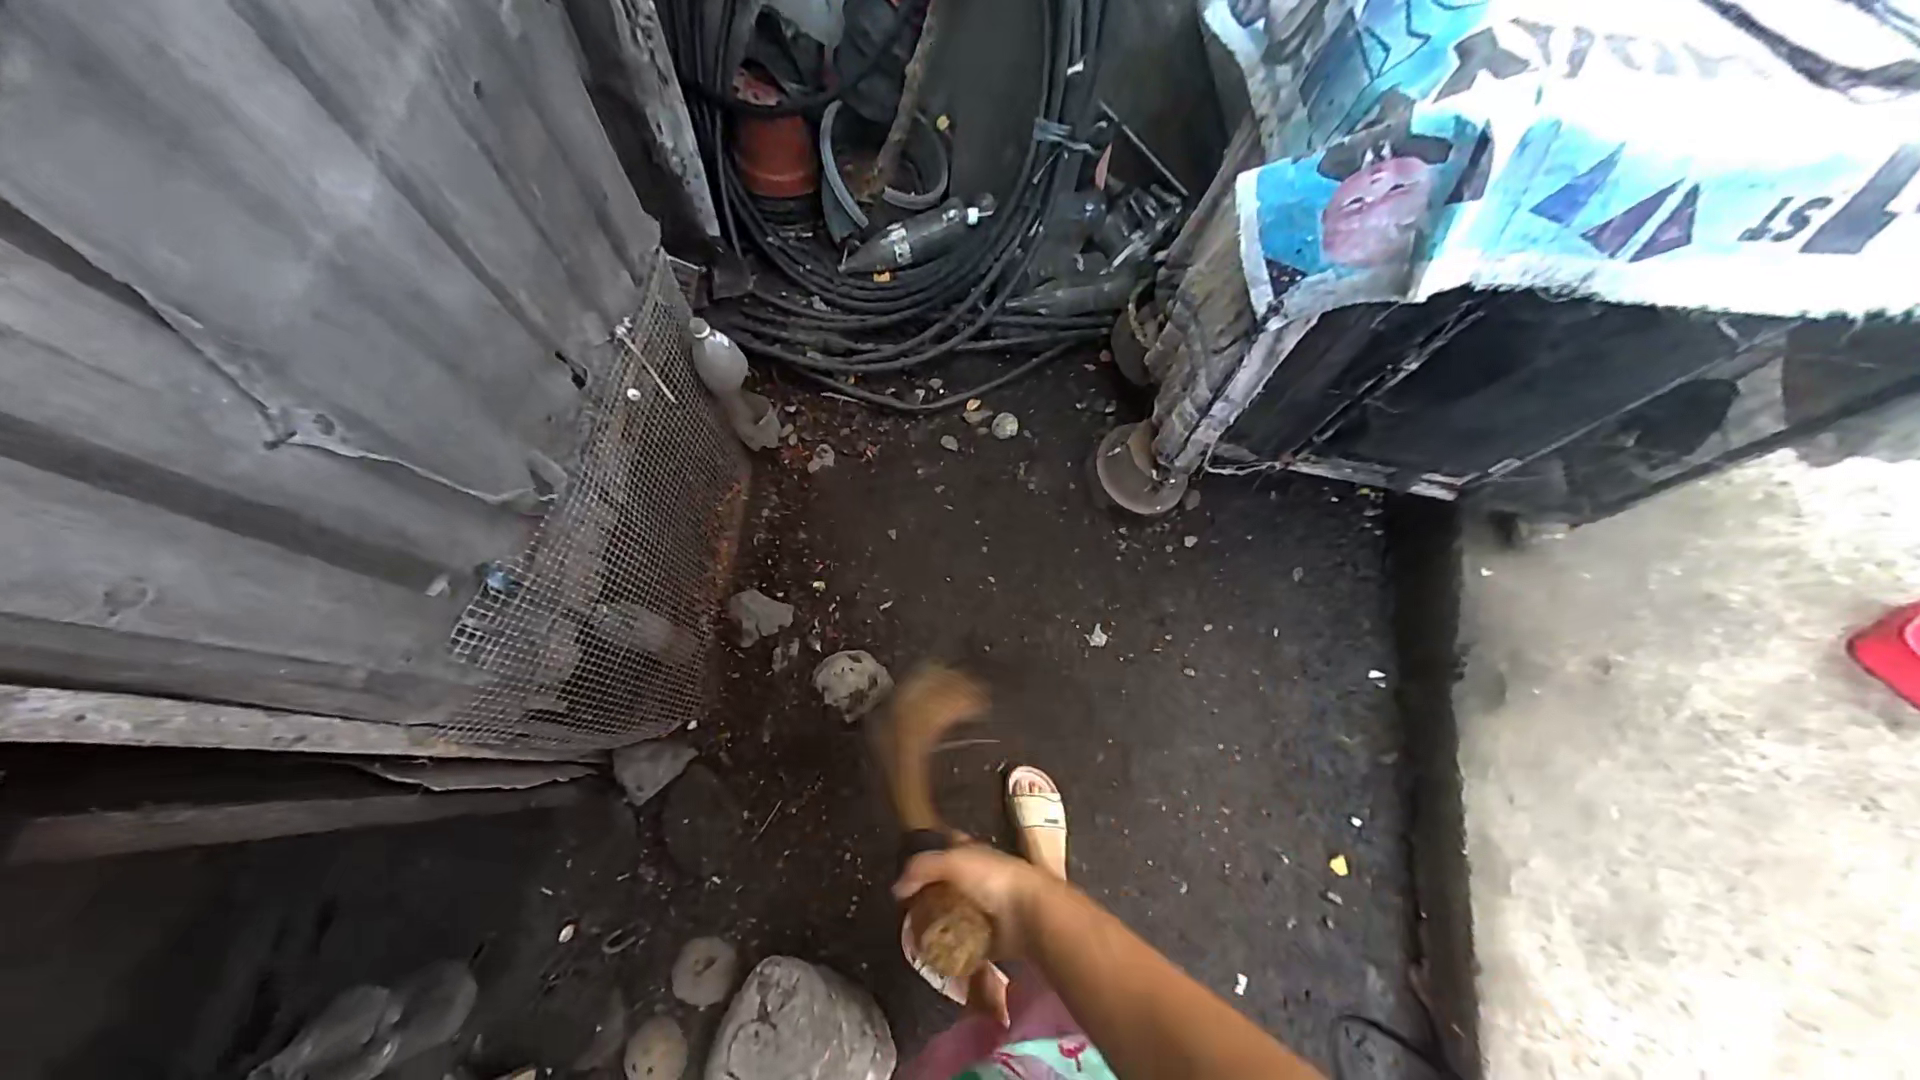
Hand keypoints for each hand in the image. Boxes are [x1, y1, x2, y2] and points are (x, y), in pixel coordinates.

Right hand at [893, 844, 1058, 959]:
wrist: (1029, 913)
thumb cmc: (992, 878)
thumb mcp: (953, 862)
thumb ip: (922, 868)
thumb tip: (897, 888)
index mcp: (972, 853)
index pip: (947, 846)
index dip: (930, 852)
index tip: (909, 869)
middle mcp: (979, 878)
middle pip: (948, 884)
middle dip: (929, 894)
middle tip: (905, 909)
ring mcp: (985, 909)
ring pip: (955, 914)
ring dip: (939, 924)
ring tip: (913, 934)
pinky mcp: (990, 938)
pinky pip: (964, 944)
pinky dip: (951, 950)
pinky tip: (932, 954)